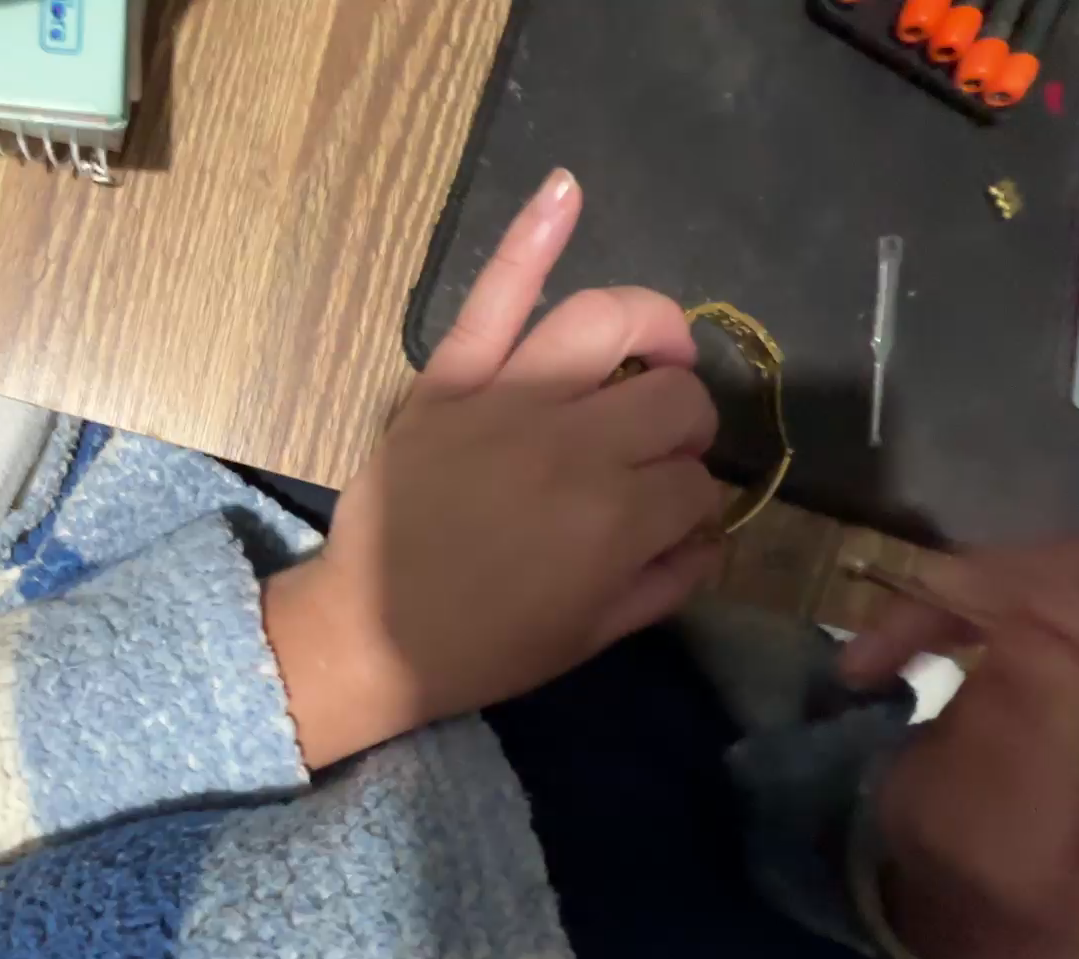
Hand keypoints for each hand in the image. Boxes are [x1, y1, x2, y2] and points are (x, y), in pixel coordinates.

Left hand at [266, 168, 724, 767]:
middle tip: (652, 456)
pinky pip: (493, 300)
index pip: (697, 484)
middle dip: (682, 428)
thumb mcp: (590, 639)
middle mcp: (573, 446)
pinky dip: (529, 240)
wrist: (365, 633)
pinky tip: (566, 190)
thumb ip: (667, 582)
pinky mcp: (446, 385)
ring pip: (611, 325)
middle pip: (674, 398)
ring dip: (656, 330)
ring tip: (659, 352)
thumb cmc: (479, 646)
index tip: (665, 521)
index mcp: (616, 521)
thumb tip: (713, 529)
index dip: (692, 503)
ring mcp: (505, 402)